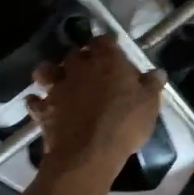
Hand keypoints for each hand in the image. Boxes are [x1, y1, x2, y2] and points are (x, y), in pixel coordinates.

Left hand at [27, 36, 164, 177]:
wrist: (88, 153)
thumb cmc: (124, 124)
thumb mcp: (149, 105)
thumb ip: (152, 85)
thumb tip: (157, 72)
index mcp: (108, 61)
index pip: (105, 40)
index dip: (108, 41)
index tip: (113, 45)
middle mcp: (79, 68)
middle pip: (75, 53)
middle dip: (81, 56)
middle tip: (90, 65)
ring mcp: (58, 88)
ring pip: (48, 70)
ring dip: (52, 71)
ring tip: (58, 78)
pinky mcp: (44, 109)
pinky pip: (36, 101)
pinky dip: (38, 101)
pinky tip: (42, 104)